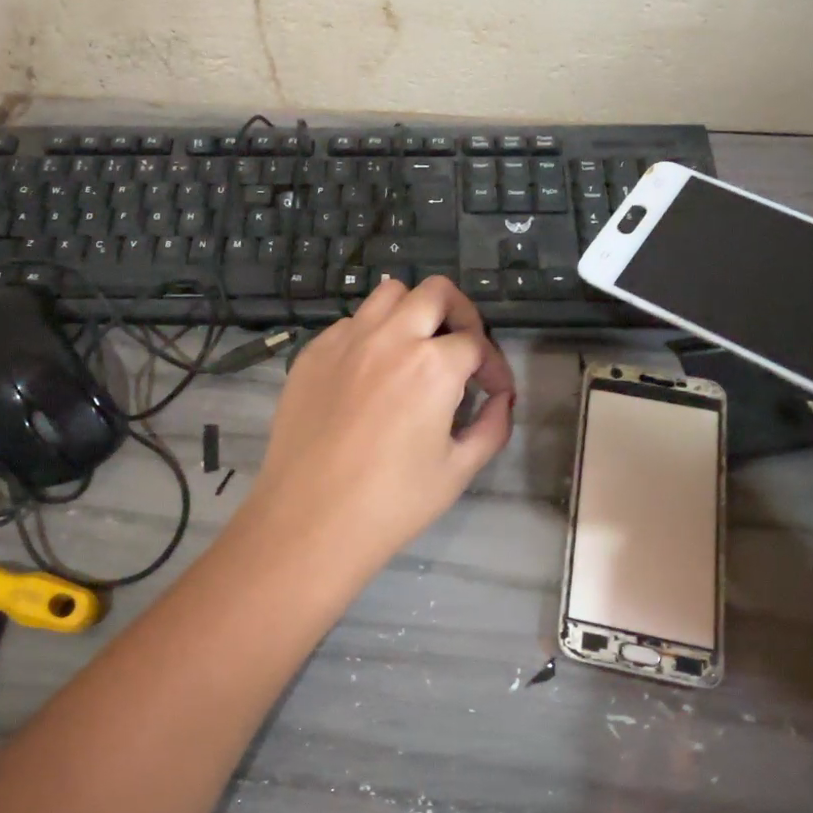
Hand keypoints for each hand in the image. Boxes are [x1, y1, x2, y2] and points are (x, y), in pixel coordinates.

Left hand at [241, 276, 515, 566]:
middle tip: (462, 351)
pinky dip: (371, 333)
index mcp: (433, 365)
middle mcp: (390, 338)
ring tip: (417, 348)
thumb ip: (492, 426)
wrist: (310, 519)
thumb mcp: (458, 470)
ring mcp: (345, 341)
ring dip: (412, 312)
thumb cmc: (392, 502)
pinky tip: (371, 372)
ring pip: (388, 294)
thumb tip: (501, 400)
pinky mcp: (312, 354)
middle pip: (435, 292)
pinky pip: (350, 323)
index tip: (494, 392)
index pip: (477, 342)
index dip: (493, 366)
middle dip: (460, 314)